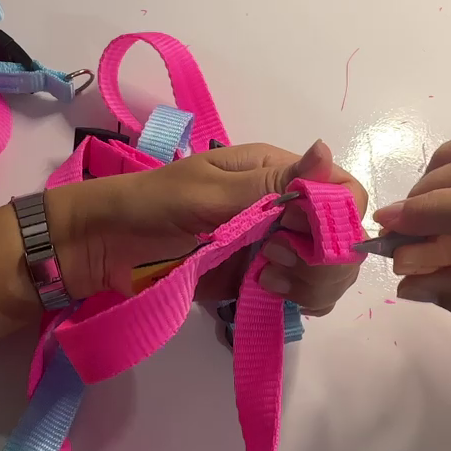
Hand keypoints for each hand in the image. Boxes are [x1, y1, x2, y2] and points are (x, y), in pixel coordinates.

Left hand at [51, 140, 365, 312]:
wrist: (106, 247)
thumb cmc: (152, 205)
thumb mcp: (209, 191)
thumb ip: (271, 184)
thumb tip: (326, 149)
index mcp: (277, 172)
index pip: (344, 192)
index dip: (338, 219)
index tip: (302, 237)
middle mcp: (287, 207)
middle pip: (342, 240)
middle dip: (321, 260)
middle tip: (269, 260)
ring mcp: (276, 246)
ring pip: (328, 272)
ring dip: (308, 283)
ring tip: (261, 280)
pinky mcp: (261, 280)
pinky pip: (302, 295)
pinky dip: (296, 301)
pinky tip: (260, 295)